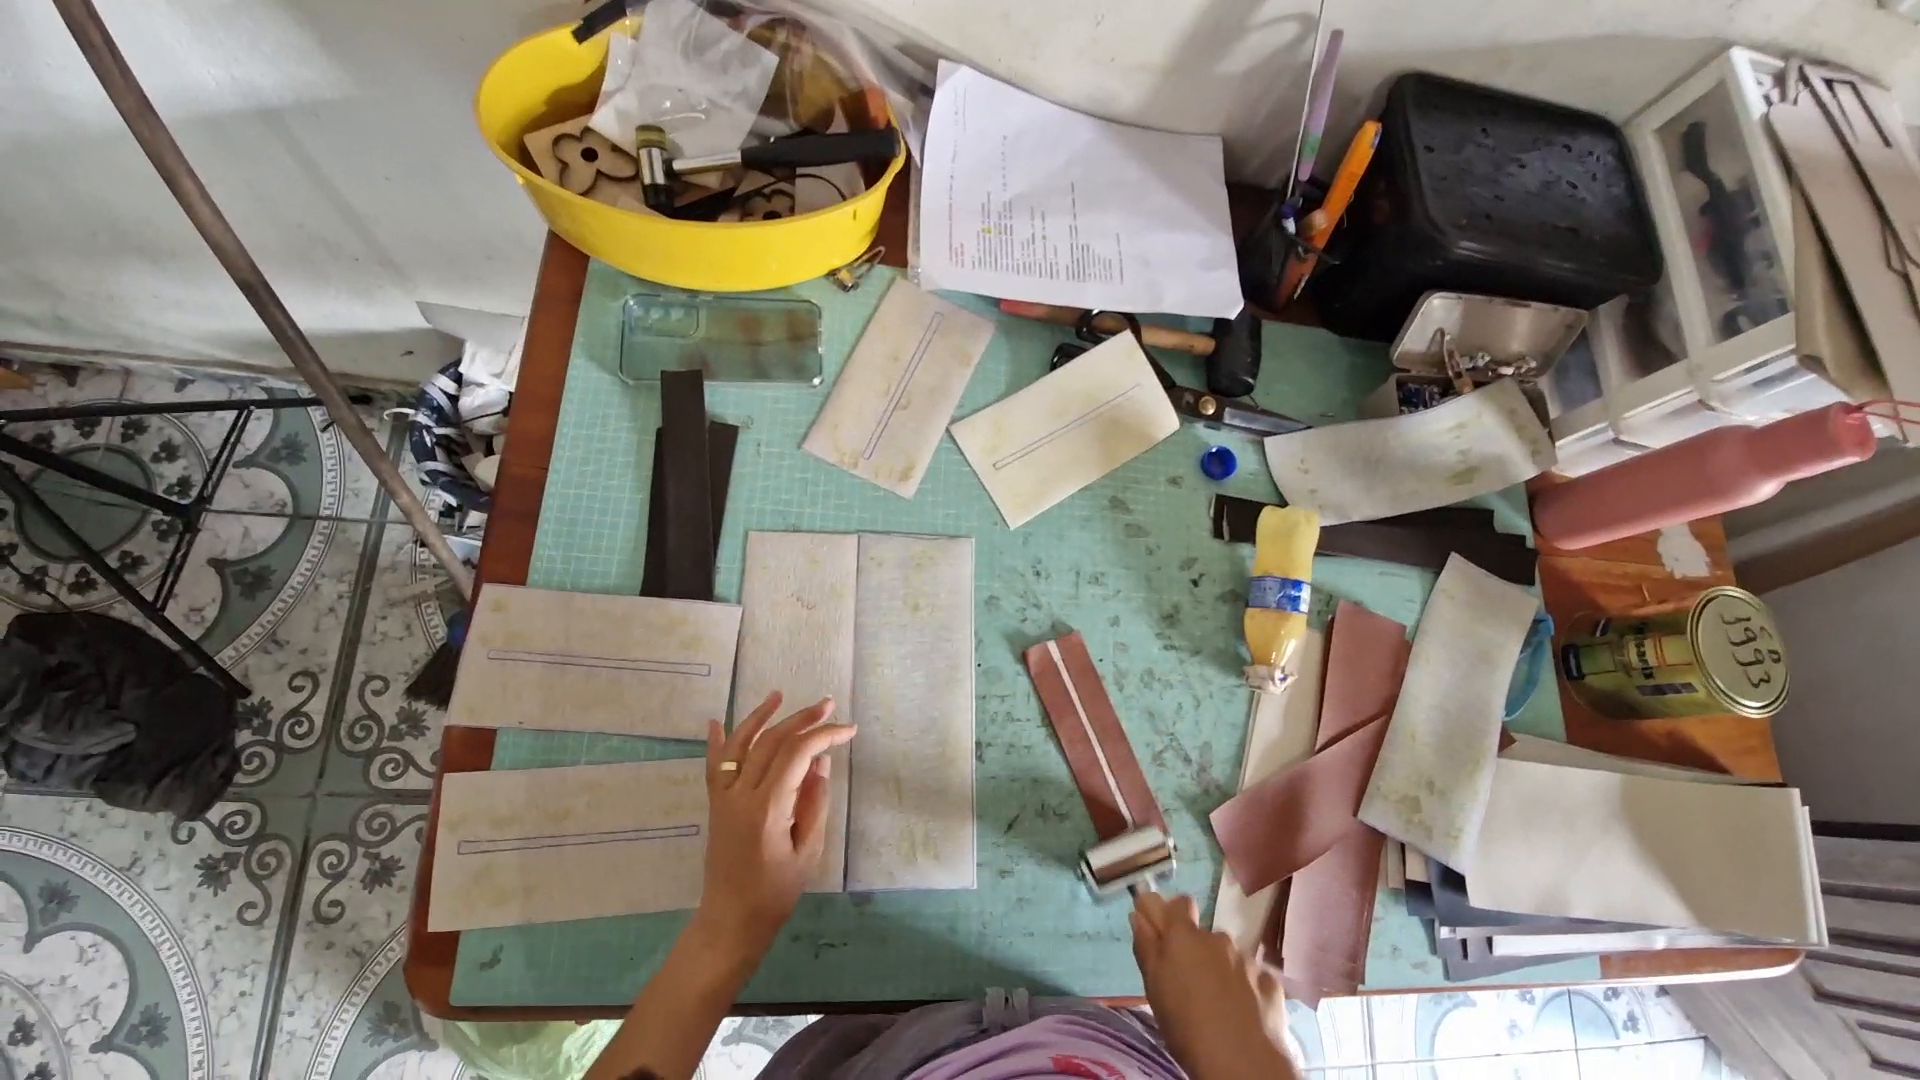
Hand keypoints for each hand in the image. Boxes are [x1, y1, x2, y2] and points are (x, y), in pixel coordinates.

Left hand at [693, 692, 855, 957]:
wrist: (730, 921)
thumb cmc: (775, 893)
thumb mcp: (808, 852)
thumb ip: (815, 804)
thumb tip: (821, 763)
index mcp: (768, 808)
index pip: (797, 754)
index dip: (824, 736)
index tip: (849, 731)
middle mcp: (741, 795)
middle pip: (771, 742)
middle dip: (802, 719)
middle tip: (829, 705)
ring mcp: (724, 798)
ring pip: (740, 745)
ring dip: (760, 716)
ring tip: (780, 695)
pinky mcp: (715, 805)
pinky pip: (714, 765)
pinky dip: (717, 741)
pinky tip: (718, 721)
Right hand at [1131, 892, 1296, 1079]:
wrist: (1243, 1064)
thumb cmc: (1186, 1026)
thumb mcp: (1154, 988)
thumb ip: (1146, 946)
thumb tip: (1139, 914)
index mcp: (1185, 936)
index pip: (1180, 903)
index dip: (1174, 915)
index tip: (1166, 936)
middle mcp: (1218, 938)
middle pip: (1205, 935)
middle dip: (1197, 951)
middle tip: (1190, 984)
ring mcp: (1247, 959)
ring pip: (1230, 956)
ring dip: (1222, 970)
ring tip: (1219, 1004)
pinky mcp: (1271, 981)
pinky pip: (1254, 976)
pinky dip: (1248, 988)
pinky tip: (1244, 1012)